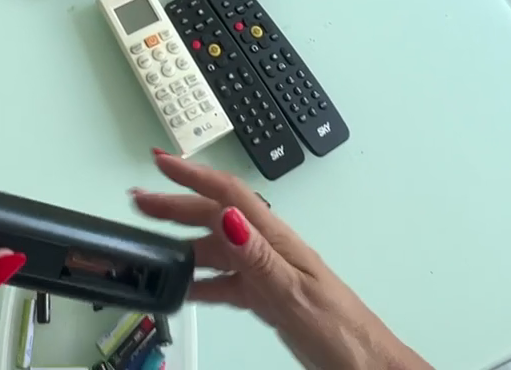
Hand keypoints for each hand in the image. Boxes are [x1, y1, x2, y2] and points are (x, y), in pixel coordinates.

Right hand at [132, 151, 430, 369]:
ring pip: (214, 246)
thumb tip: (227, 215)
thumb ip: (258, 256)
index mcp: (275, 238)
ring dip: (181, 238)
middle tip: (139, 199)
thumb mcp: (295, 294)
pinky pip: (224, 280)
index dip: (192, 174)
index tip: (161, 161)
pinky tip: (182, 286)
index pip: (227, 194)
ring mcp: (265, 270)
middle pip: (214, 215)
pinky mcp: (265, 295)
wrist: (371, 369)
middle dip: (175, 202)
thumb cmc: (342, 332)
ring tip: (150, 237)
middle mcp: (267, 247)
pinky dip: (199, 280)